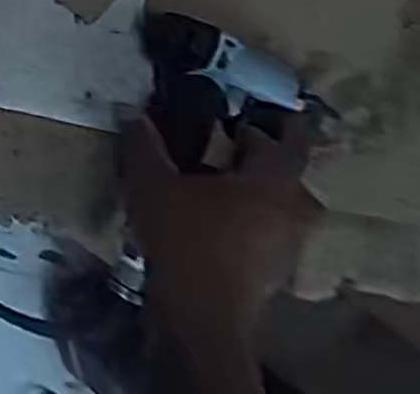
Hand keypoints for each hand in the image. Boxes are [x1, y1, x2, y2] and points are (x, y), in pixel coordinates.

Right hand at [123, 113, 318, 338]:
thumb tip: (130, 109)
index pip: (287, 147)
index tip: (271, 110)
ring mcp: (284, 246)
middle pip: (287, 179)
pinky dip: (249, 216)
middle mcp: (288, 214)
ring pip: (280, 207)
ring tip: (218, 177)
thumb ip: (142, 142)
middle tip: (231, 143)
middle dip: (263, 160)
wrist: (199, 311)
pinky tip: (215, 215)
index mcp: (269, 187)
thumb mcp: (151, 180)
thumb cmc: (183, 235)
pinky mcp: (271, 270)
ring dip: (257, 190)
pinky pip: (268, 230)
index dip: (281, 126)